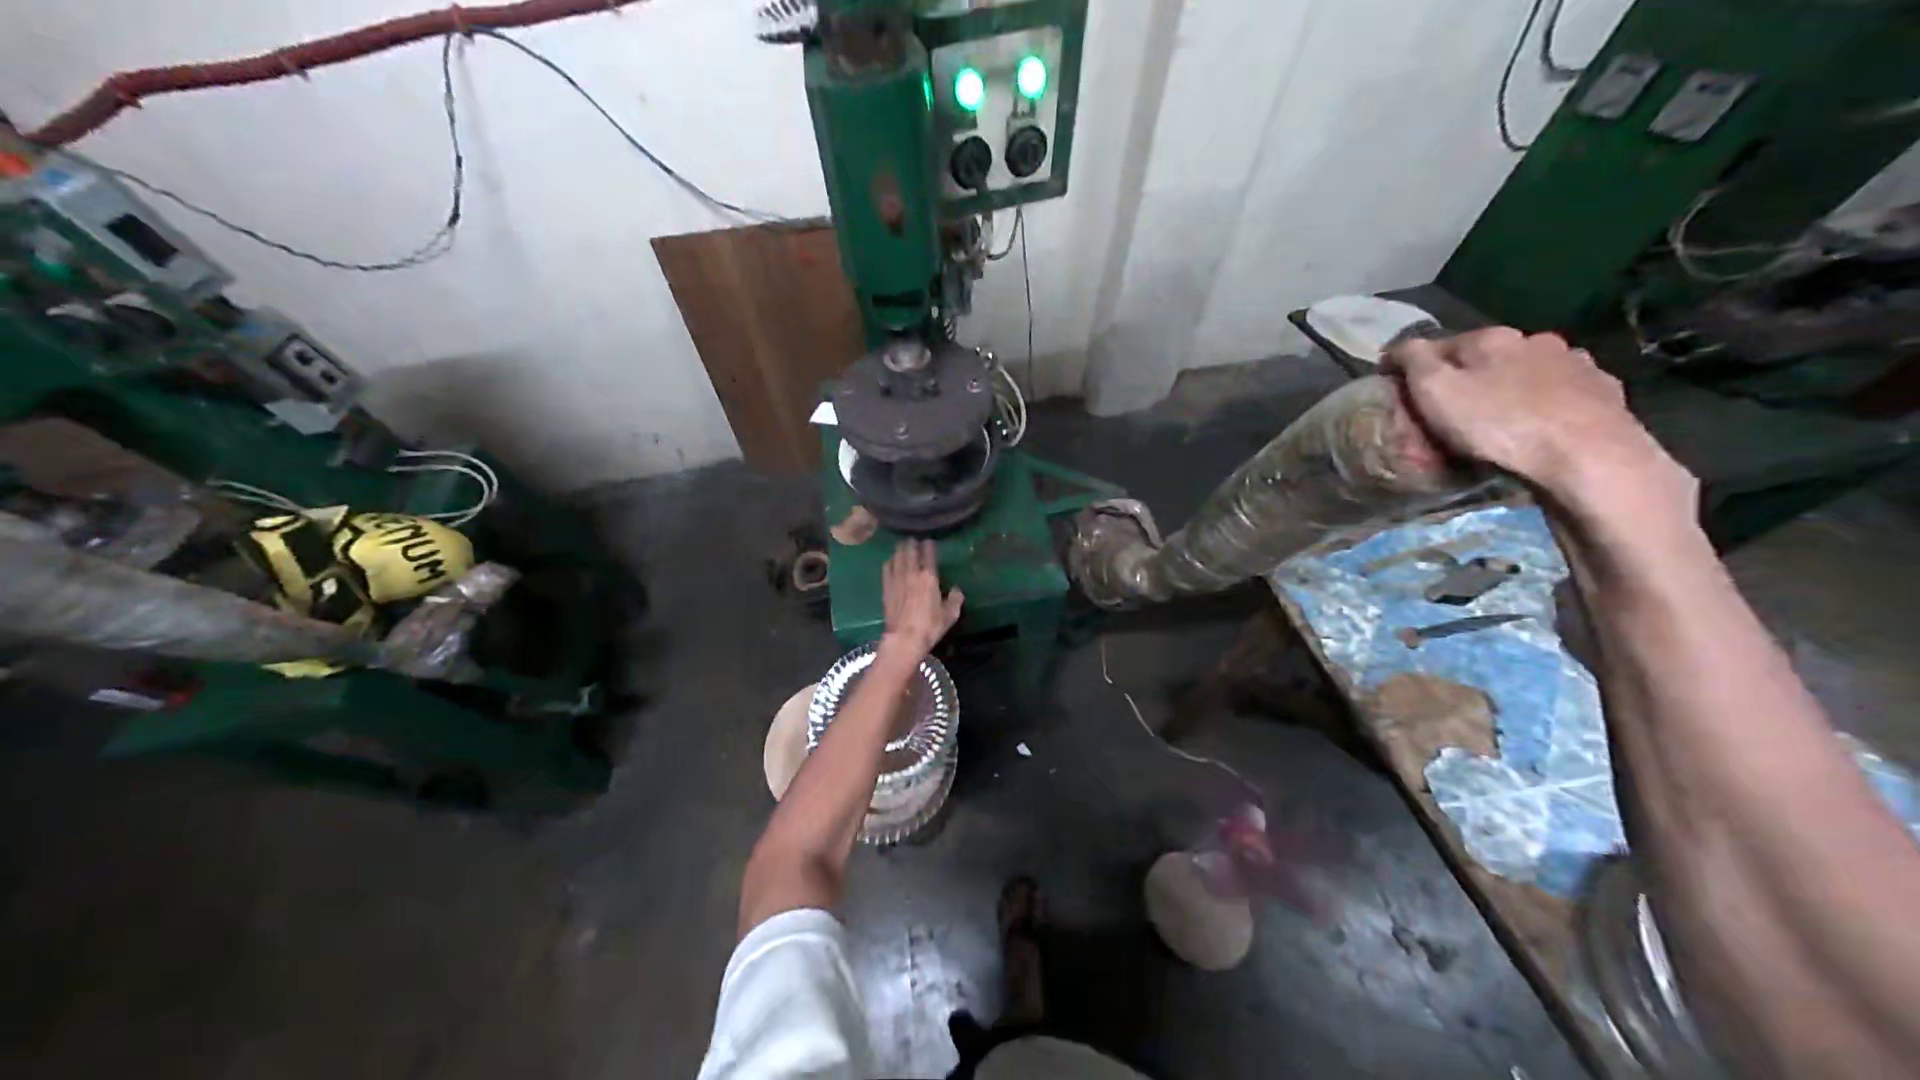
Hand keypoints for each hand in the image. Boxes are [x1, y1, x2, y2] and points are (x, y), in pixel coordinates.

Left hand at [878, 539, 963, 662]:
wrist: (904, 638)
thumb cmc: (930, 627)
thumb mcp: (950, 615)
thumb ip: (955, 599)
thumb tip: (956, 589)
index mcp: (929, 577)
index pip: (928, 554)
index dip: (929, 545)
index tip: (929, 541)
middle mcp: (912, 573)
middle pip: (910, 552)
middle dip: (911, 543)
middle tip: (913, 539)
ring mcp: (897, 579)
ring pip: (897, 557)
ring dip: (900, 549)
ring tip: (901, 545)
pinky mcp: (886, 588)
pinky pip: (887, 569)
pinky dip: (889, 562)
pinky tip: (890, 561)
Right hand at [1385, 327, 1694, 519]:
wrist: (1587, 455)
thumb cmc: (1498, 423)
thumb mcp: (1435, 391)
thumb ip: (1414, 361)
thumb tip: (1399, 346)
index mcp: (1490, 338)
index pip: (1439, 344)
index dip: (1415, 365)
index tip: (1399, 386)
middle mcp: (1534, 340)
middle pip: (1487, 355)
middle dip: (1468, 373)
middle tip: (1451, 405)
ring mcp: (1574, 363)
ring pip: (1528, 369)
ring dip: (1511, 383)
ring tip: (1498, 414)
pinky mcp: (1603, 390)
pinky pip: (1562, 390)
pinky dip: (1545, 399)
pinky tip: (1540, 420)